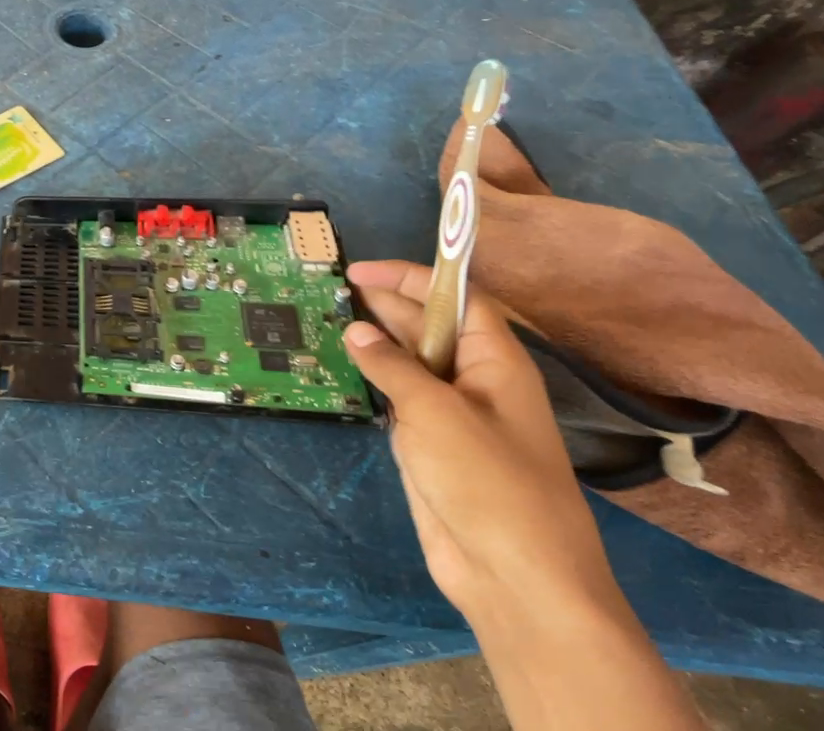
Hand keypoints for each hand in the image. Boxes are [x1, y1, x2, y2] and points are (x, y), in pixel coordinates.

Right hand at [343, 259, 616, 616]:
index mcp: (497, 364)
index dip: (413, 278)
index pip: (458, 301)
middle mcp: (477, 382)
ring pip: (412, 364)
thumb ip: (391, 367)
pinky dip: (374, 380)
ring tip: (330, 322)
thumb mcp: (434, 413)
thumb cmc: (487, 482)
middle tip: (334, 293)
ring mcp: (455, 416)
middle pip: (433, 328)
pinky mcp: (433, 447)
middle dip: (388, 306)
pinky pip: (401, 399)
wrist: (514, 574)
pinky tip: (346, 371)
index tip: (360, 271)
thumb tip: (356, 331)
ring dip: (377, 343)